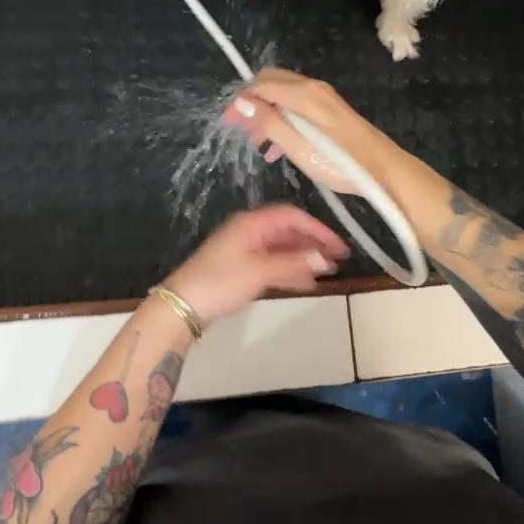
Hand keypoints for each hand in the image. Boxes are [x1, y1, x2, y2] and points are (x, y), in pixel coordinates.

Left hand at [160, 205, 350, 326]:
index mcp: (252, 224)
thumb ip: (293, 264)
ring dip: (305, 258)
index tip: (340, 246)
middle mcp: (250, 232)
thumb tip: (325, 258)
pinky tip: (306, 283)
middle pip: (289, 231)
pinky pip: (274, 264)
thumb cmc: (220, 282)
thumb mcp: (260, 272)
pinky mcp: (242, 269)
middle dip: (314, 244)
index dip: (319, 229)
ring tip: (328, 271)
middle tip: (340, 259)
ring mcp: (245, 250)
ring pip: (283, 249)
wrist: (182, 306)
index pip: (293, 217)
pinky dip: (291, 270)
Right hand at [224, 68, 410, 196]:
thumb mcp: (298, 146)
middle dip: (253, 103)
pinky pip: (299, 107)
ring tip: (258, 144)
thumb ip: (269, 122)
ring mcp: (325, 99)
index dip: (241, 101)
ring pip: (285, 96)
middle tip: (241, 130)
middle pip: (273, 83)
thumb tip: (242, 102)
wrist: (383, 170)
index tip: (229, 123)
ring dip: (267, 114)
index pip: (261, 84)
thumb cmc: (339, 162)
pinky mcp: (332, 112)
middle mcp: (313, 88)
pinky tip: (279, 147)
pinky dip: (284, 120)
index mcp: (303, 93)